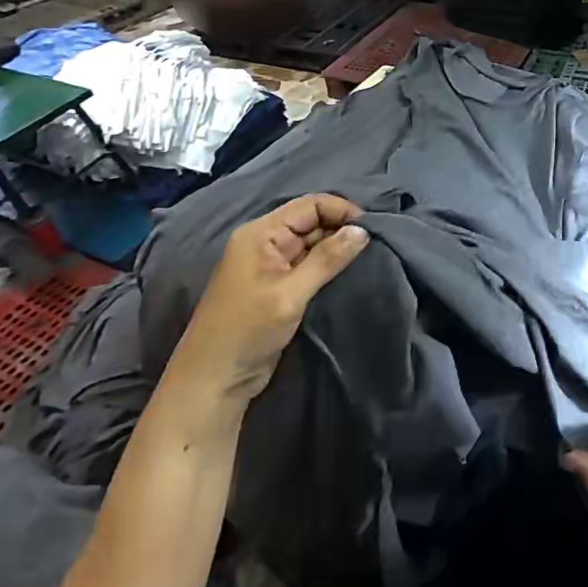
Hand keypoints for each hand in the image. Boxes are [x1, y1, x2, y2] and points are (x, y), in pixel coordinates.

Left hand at [166, 194, 369, 406]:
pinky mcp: (278, 284)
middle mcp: (265, 242)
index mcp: (260, 234)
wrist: (213, 381)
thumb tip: (363, 230)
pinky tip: (348, 271)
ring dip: (337, 247)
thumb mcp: (290, 293)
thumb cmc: (247, 330)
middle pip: (312, 221)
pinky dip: (329, 264)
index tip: (371, 228)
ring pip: (313, 242)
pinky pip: (309, 263)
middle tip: (374, 244)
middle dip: (342, 228)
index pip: (310, 205)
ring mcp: (271, 264)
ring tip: (367, 257)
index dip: (341, 210)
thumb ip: (328, 258)